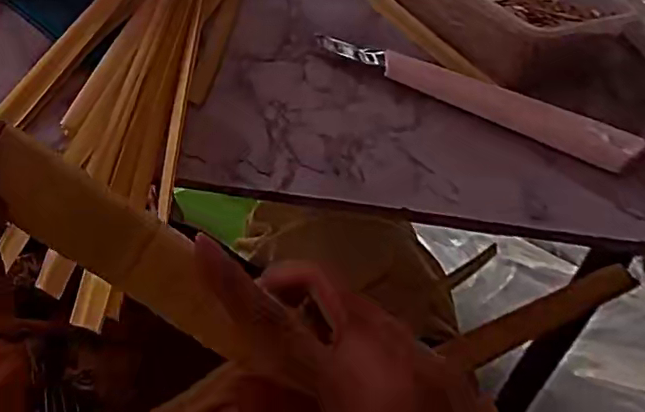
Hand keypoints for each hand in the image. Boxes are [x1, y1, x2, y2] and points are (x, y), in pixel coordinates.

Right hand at [195, 235, 486, 411]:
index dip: (232, 286)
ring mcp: (420, 350)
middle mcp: (387, 349)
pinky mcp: (443, 362)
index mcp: (351, 382)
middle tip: (267, 310)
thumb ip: (285, 402)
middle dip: (287, 286)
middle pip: (320, 284)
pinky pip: (388, 334)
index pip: (275, 324)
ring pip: (354, 308)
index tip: (201, 248)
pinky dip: (362, 345)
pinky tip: (366, 388)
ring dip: (326, 322)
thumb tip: (245, 382)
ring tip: (319, 367)